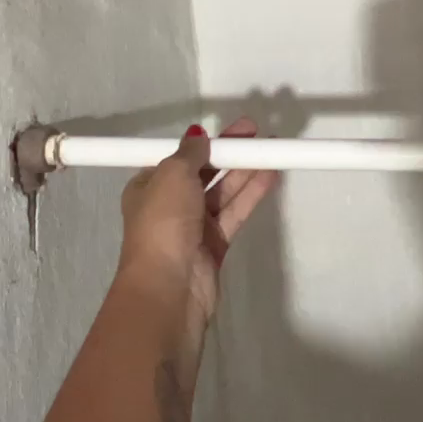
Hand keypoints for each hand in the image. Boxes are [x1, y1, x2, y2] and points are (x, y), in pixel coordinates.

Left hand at [117, 118, 278, 325]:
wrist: (168, 290)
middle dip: (230, 154)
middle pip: (204, 172)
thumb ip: (191, 152)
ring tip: (273, 150)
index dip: (207, 142)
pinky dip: (251, 194)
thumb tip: (197, 135)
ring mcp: (193, 227)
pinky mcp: (214, 246)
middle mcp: (170, 205)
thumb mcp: (172, 175)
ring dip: (245, 171)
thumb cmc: (163, 223)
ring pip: (223, 192)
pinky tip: (271, 177)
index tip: (232, 130)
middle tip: (258, 134)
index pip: (180, 158)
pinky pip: (234, 212)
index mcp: (149, 186)